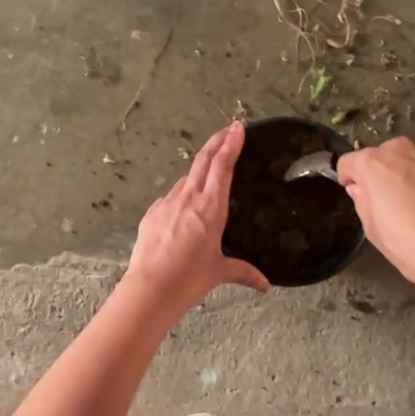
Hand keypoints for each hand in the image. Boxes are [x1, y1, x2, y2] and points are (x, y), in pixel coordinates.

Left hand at [125, 122, 269, 310]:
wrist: (150, 288)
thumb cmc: (189, 278)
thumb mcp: (219, 272)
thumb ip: (243, 272)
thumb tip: (264, 285)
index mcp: (210, 207)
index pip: (222, 166)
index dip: (230, 144)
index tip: (238, 128)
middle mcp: (188, 198)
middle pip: (203, 160)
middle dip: (217, 142)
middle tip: (229, 130)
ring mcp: (167, 203)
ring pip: (186, 179)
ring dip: (199, 170)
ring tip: (210, 170)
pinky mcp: (152, 213)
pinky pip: (171, 198)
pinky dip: (182, 195)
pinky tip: (185, 205)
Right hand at [336, 137, 414, 309]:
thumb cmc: (411, 247)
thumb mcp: (373, 230)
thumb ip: (362, 201)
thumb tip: (362, 189)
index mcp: (373, 164)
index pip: (348, 162)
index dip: (349, 180)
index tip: (357, 196)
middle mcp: (401, 151)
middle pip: (379, 156)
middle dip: (379, 174)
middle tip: (387, 203)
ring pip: (407, 160)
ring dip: (405, 175)